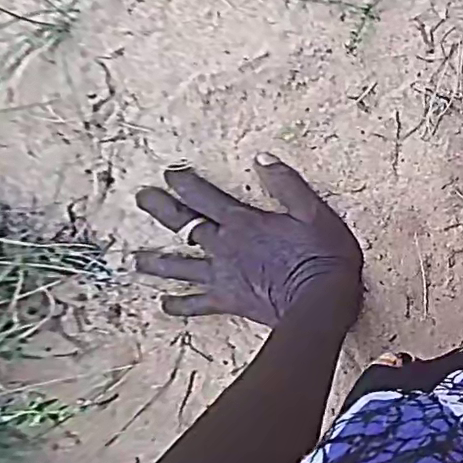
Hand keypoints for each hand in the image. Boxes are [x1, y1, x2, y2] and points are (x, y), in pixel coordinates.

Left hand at [134, 155, 363, 327]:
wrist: (321, 299)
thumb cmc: (324, 255)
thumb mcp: (315, 213)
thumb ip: (288, 185)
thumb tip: (263, 158)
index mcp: (243, 222)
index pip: (204, 196)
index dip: (185, 183)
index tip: (172, 174)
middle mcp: (224, 246)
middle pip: (183, 224)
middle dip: (160, 208)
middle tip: (143, 198)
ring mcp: (223, 275)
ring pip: (180, 266)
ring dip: (157, 262)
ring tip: (139, 260)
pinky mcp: (229, 300)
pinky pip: (196, 304)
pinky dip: (180, 305)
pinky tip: (166, 305)